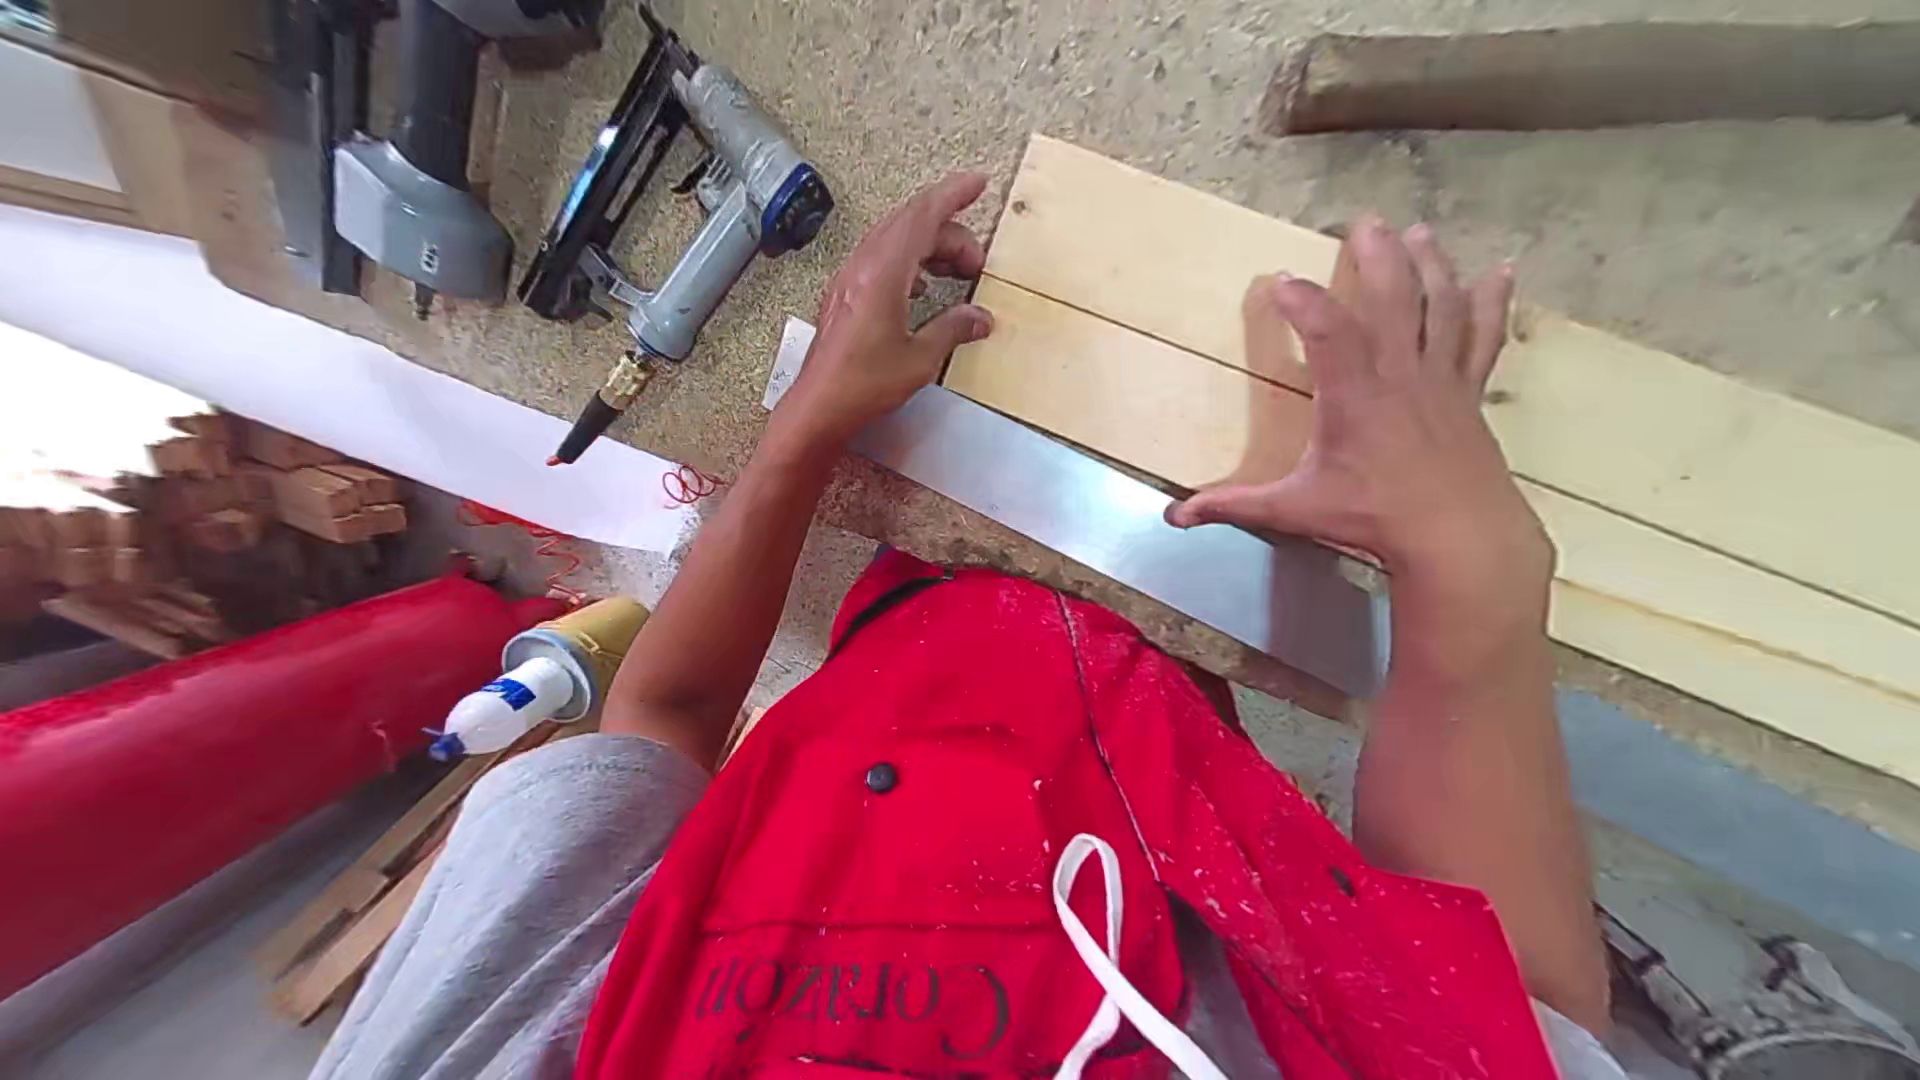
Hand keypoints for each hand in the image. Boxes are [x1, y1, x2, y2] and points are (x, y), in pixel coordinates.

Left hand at [773, 172, 995, 446]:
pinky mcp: (845, 296)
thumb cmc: (864, 384)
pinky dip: (909, 263)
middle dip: (950, 234)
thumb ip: (953, 330)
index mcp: (883, 272)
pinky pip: (880, 261)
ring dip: (929, 247)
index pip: (923, 216)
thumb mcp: (920, 359)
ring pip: (895, 241)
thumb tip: (980, 318)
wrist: (819, 406)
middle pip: (910, 225)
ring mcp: (850, 279)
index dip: (953, 195)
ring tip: (956, 271)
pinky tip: (922, 288)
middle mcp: (863, 267)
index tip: (978, 183)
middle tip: (976, 261)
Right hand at [1167, 217, 1547, 594]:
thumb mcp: (1292, 510)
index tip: (1279, 280)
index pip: (1328, 332)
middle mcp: (1401, 375)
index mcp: (1354, 397)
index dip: (1302, 302)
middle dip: (1376, 257)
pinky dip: (1491, 303)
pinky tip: (1501, 272)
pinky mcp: (1468, 394)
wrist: (1459, 537)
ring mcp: (1441, 381)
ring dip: (1429, 265)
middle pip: (1393, 299)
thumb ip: (1233, 505)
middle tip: (1364, 222)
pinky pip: (1482, 337)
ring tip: (1418, 231)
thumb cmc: (1371, 517)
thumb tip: (1174, 517)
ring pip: (1439, 307)